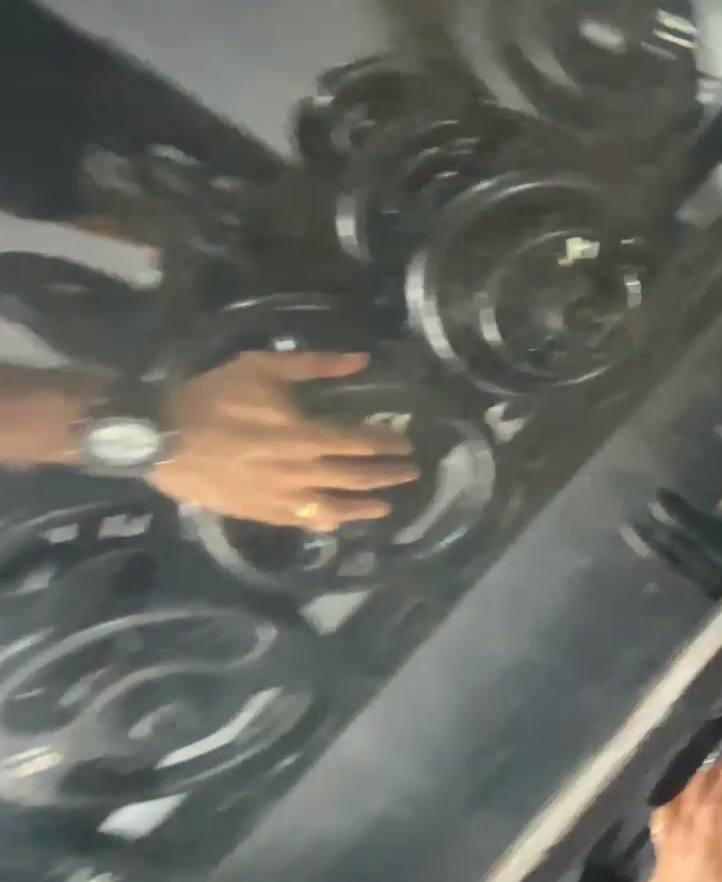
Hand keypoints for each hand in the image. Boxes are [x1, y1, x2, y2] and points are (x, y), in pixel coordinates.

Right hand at [150, 352, 419, 529]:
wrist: (149, 435)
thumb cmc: (210, 398)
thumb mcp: (261, 368)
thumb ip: (315, 364)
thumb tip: (363, 359)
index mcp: (305, 436)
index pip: (362, 443)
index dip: (389, 444)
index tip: (406, 444)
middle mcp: (301, 471)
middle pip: (358, 477)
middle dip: (390, 475)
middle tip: (412, 473)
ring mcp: (279, 495)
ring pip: (335, 506)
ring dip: (365, 507)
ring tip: (386, 506)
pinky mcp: (256, 511)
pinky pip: (299, 521)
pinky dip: (323, 521)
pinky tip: (337, 522)